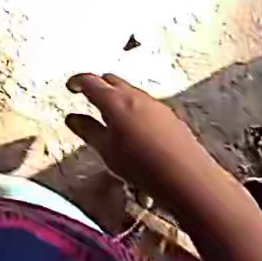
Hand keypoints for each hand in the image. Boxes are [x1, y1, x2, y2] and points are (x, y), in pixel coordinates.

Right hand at [65, 73, 243, 222]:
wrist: (190, 180)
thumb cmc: (141, 166)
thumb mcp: (107, 151)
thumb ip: (87, 131)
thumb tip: (72, 118)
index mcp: (114, 100)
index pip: (90, 80)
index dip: (77, 81)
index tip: (70, 87)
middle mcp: (135, 95)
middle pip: (111, 81)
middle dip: (98, 86)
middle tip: (90, 98)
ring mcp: (155, 105)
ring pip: (130, 92)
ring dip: (118, 98)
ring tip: (112, 118)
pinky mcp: (171, 117)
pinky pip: (146, 105)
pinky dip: (134, 109)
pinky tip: (136, 131)